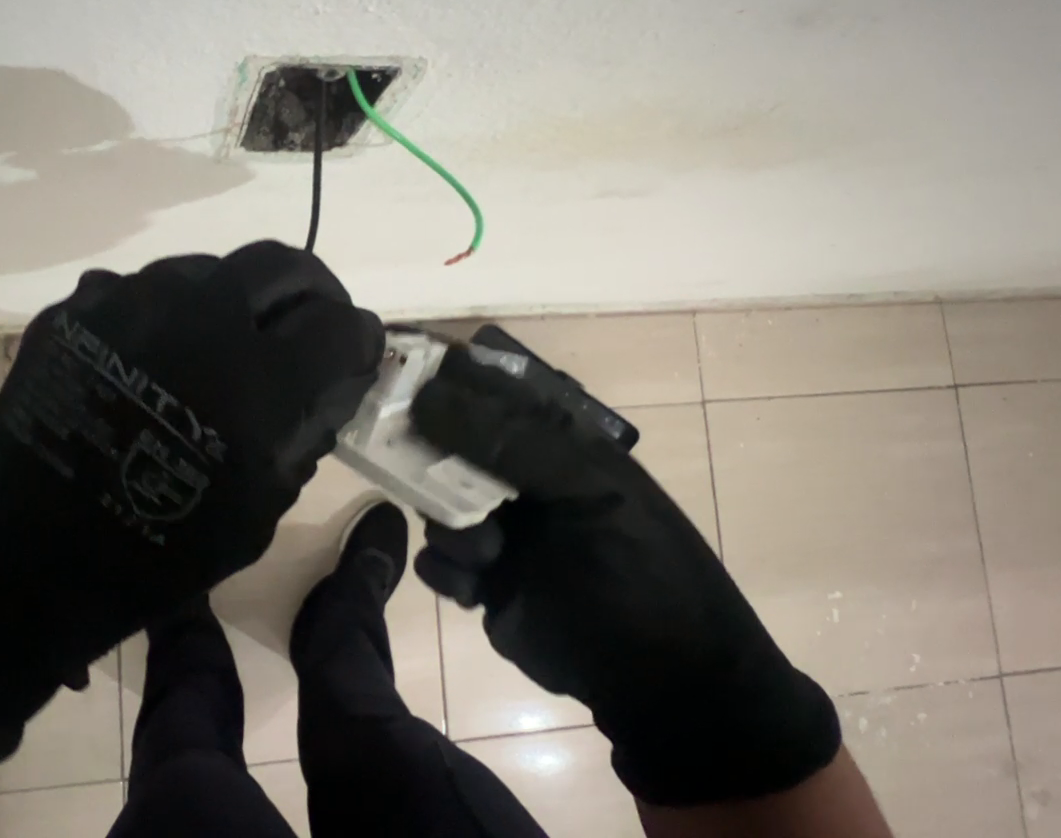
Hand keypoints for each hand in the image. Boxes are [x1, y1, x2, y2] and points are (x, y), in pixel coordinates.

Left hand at [0, 241, 384, 761]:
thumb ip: (308, 427)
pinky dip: (169, 312)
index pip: (339, 323)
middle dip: (309, 290)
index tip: (354, 349)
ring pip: (210, 267)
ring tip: (225, 339)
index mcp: (257, 381)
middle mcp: (201, 319)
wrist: (27, 554)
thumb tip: (337, 373)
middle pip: (282, 264)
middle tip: (306, 321)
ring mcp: (131, 300)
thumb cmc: (158, 549)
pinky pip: (145, 287)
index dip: (357, 336)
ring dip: (235, 298)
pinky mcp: (81, 305)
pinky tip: (158, 352)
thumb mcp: (261, 507)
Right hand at [410, 347, 839, 806]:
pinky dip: (447, 572)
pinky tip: (477, 588)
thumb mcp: (589, 489)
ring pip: (431, 505)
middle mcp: (515, 476)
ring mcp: (495, 529)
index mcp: (551, 441)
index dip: (442, 380)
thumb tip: (427, 399)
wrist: (664, 680)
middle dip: (428, 461)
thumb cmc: (640, 567)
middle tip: (418, 472)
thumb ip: (511, 440)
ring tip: (489, 556)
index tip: (396, 379)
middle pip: (443, 446)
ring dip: (451, 528)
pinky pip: (435, 561)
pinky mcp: (479, 581)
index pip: (487, 390)